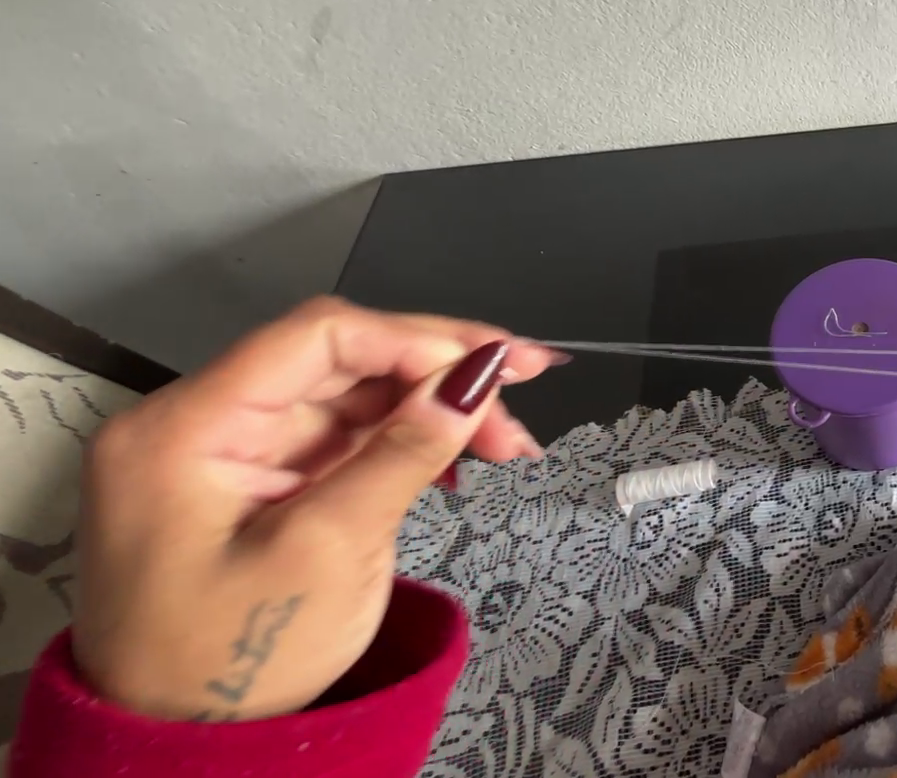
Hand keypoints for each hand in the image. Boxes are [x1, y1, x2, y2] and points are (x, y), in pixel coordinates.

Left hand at [72, 296, 561, 720]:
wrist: (194, 747)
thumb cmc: (241, 655)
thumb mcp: (331, 547)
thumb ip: (407, 449)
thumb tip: (483, 373)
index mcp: (189, 427)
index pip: (320, 337)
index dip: (417, 341)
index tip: (496, 370)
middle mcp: (213, 419)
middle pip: (352, 356)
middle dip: (446, 369)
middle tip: (530, 379)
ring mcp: (249, 444)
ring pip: (371, 387)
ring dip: (447, 404)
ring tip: (512, 441)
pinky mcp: (283, 469)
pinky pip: (367, 426)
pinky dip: (425, 433)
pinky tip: (471, 452)